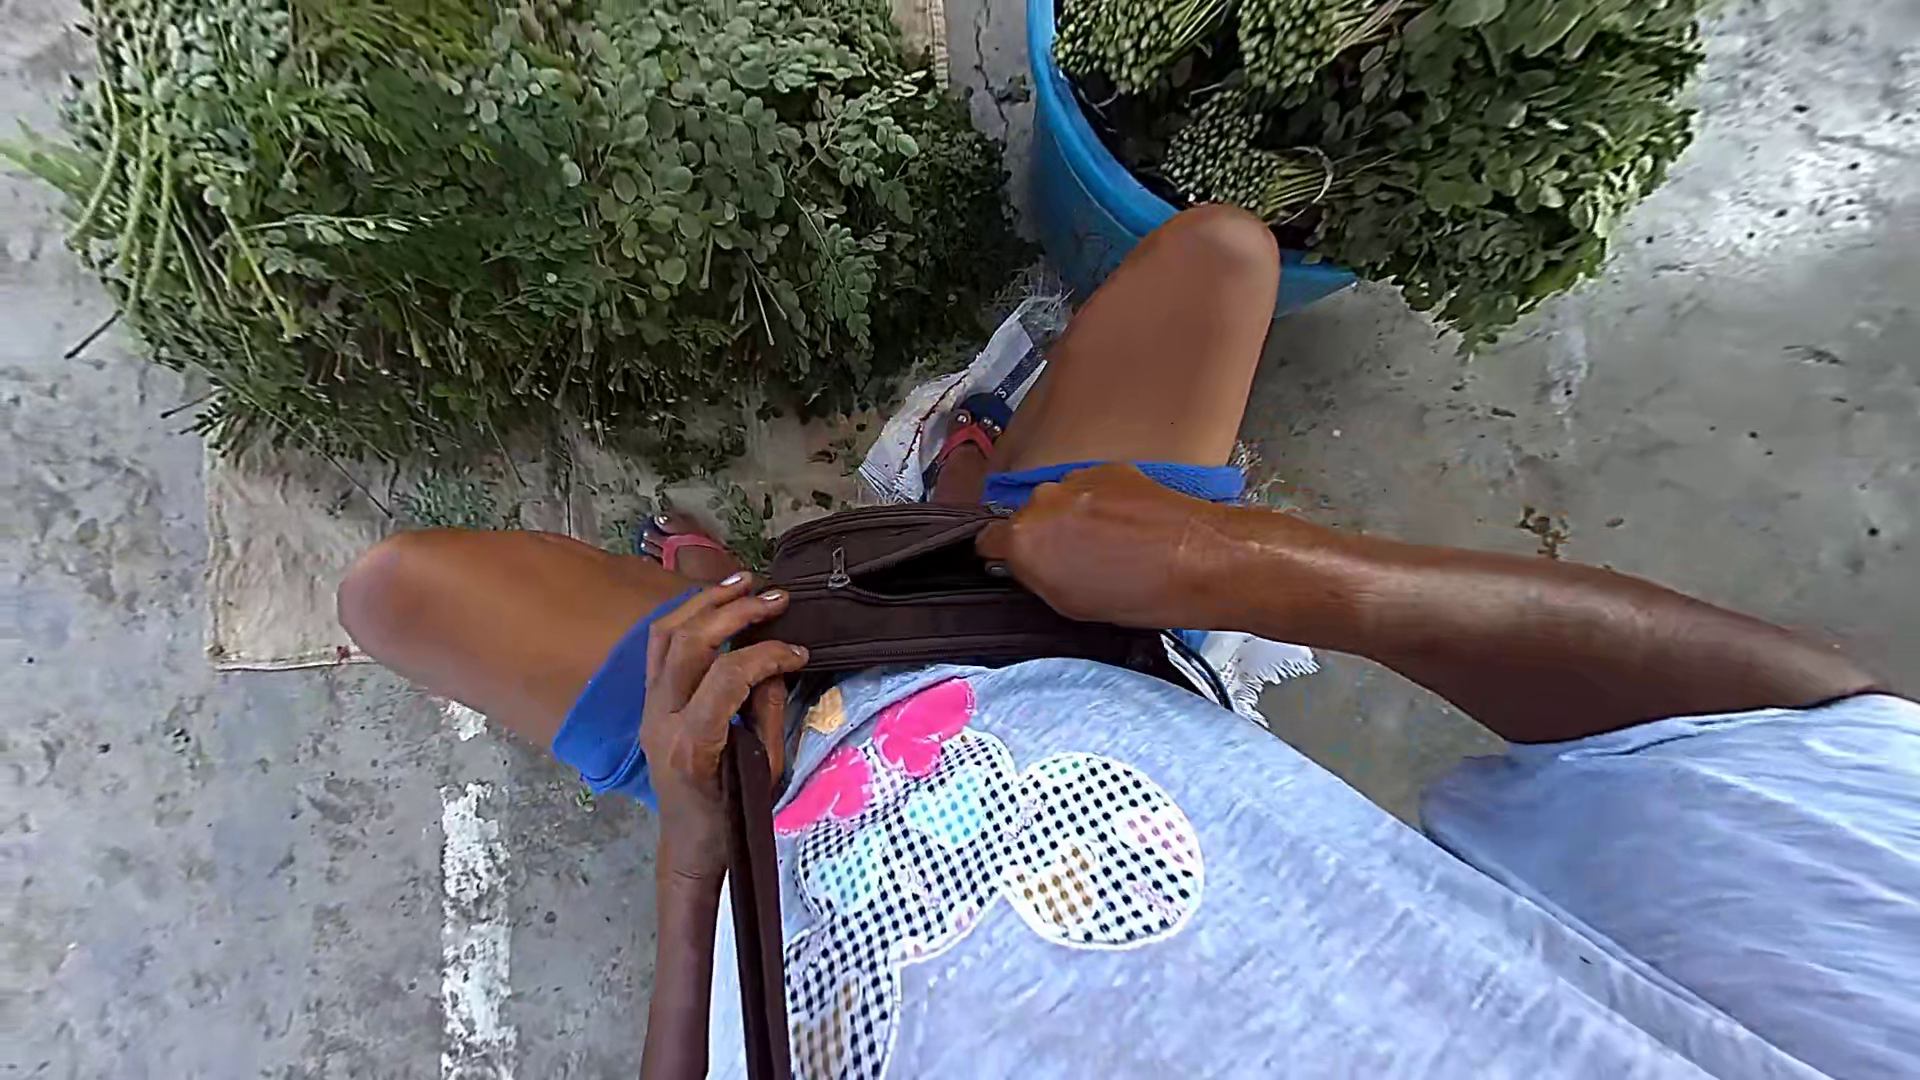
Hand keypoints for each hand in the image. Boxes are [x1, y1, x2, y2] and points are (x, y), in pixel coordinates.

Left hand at [639, 574, 808, 882]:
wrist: (689, 841)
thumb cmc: (734, 814)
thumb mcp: (765, 768)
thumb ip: (767, 709)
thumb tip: (773, 663)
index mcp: (691, 743)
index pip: (727, 676)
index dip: (767, 654)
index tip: (798, 652)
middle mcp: (659, 719)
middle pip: (690, 643)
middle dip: (735, 612)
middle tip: (776, 598)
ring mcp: (647, 708)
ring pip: (666, 635)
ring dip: (706, 602)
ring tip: (743, 581)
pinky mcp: (648, 702)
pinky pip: (660, 646)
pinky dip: (688, 615)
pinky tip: (715, 601)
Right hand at [976, 464, 1224, 627]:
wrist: (1200, 560)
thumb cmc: (1141, 592)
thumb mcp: (1069, 605)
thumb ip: (1034, 578)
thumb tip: (1025, 565)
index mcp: (1023, 539)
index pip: (986, 540)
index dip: (999, 556)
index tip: (1013, 563)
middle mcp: (1043, 501)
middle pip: (1025, 519)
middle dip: (1041, 538)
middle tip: (1071, 563)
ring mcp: (1076, 480)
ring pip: (1058, 502)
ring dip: (1071, 519)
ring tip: (1107, 546)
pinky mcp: (1108, 469)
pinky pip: (1088, 489)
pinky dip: (1099, 504)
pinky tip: (1125, 528)